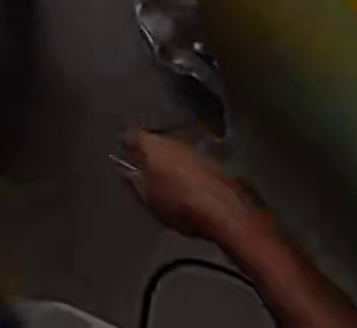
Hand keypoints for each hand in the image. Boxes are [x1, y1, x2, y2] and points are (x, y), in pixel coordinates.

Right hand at [119, 129, 264, 239]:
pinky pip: (203, 168)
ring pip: (182, 155)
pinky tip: (199, 196)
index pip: (132, 133)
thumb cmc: (185, 208)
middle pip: (159, 143)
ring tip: (178, 189)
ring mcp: (201, 153)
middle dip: (155, 156)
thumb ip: (131, 179)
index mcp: (151, 143)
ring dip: (178, 166)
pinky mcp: (224, 168)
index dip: (128, 144)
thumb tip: (125, 172)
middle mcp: (176, 141)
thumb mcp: (145, 199)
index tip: (127, 154)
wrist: (231, 222)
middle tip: (152, 174)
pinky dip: (199, 177)